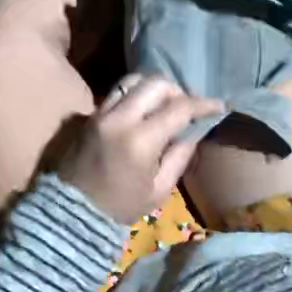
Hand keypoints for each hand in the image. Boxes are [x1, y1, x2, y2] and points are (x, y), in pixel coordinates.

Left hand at [57, 75, 222, 223]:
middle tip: (188, 107)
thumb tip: (194, 131)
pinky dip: (136, 95)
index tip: (219, 106)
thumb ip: (180, 156)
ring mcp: (101, 113)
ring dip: (155, 88)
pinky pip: (118, 92)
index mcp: (141, 140)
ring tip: (165, 105)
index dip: (204, 104)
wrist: (72, 212)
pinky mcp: (90, 115)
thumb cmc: (121, 206)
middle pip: (157, 83)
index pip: (180, 108)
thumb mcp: (159, 189)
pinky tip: (144, 112)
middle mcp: (120, 118)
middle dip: (179, 91)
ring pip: (134, 80)